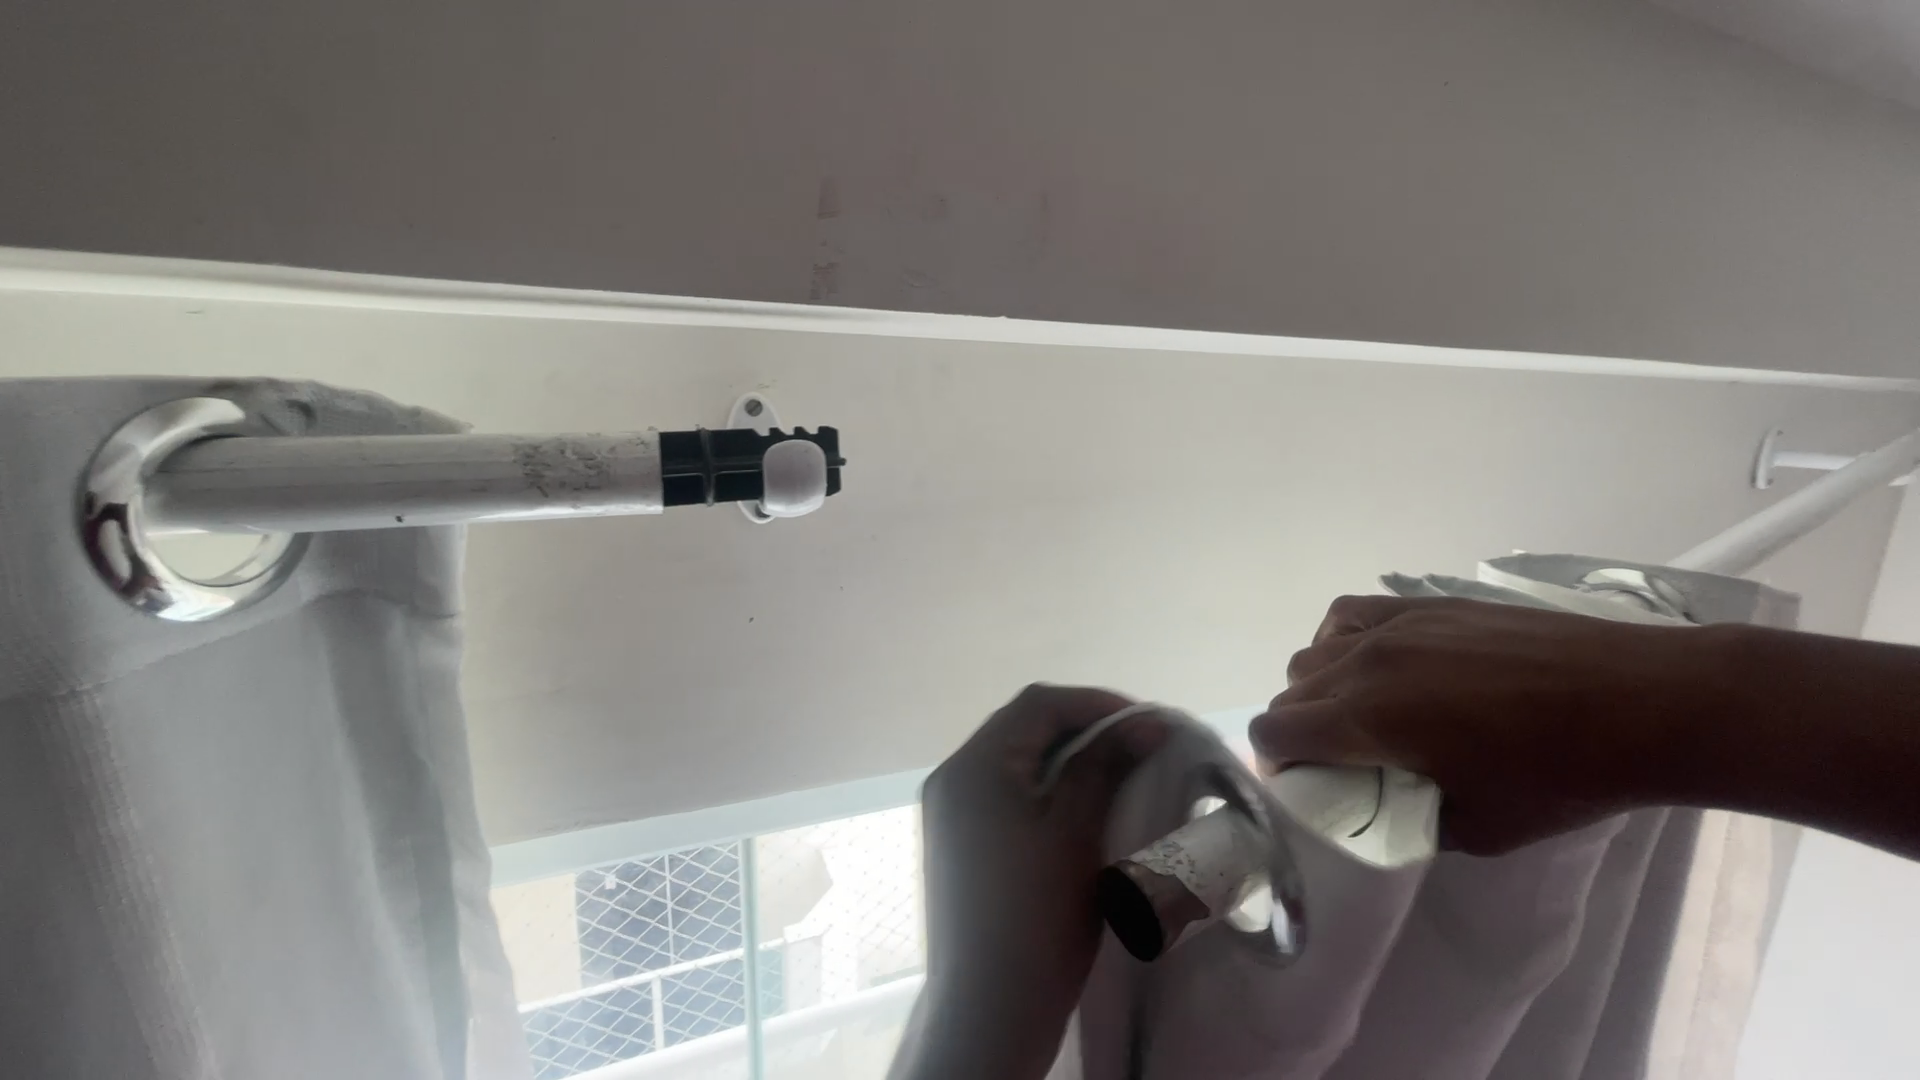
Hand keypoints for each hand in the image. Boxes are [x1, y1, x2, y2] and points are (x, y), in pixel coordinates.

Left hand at [914, 684, 1167, 1074]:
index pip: (1038, 704)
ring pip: (1014, 760)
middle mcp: (952, 776)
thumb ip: (1105, 764)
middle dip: (1082, 728)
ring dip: (1064, 758)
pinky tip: (1077, 806)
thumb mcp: (1077, 830)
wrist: (988, 1009)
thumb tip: (1143, 722)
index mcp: (974, 764)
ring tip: (1114, 772)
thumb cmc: (1038, 915)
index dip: (1097, 703)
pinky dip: (1043, 787)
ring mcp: (949, 810)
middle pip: (1022, 727)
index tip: (1146, 722)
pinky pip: (1003, 792)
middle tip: (1135, 745)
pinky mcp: (956, 840)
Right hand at [1251, 595, 1724, 854]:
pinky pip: (1346, 615)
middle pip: (1289, 693)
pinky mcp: (1420, 606)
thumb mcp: (1481, 829)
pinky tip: (1367, 659)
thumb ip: (1412, 817)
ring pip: (1311, 653)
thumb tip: (1387, 805)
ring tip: (1357, 708)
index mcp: (1368, 720)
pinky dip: (1338, 640)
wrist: (1642, 700)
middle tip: (1336, 754)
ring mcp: (1390, 627)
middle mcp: (1362, 664)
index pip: (1274, 732)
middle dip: (1296, 728)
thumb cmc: (1563, 776)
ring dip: (1316, 687)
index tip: (1300, 780)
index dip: (1273, 761)